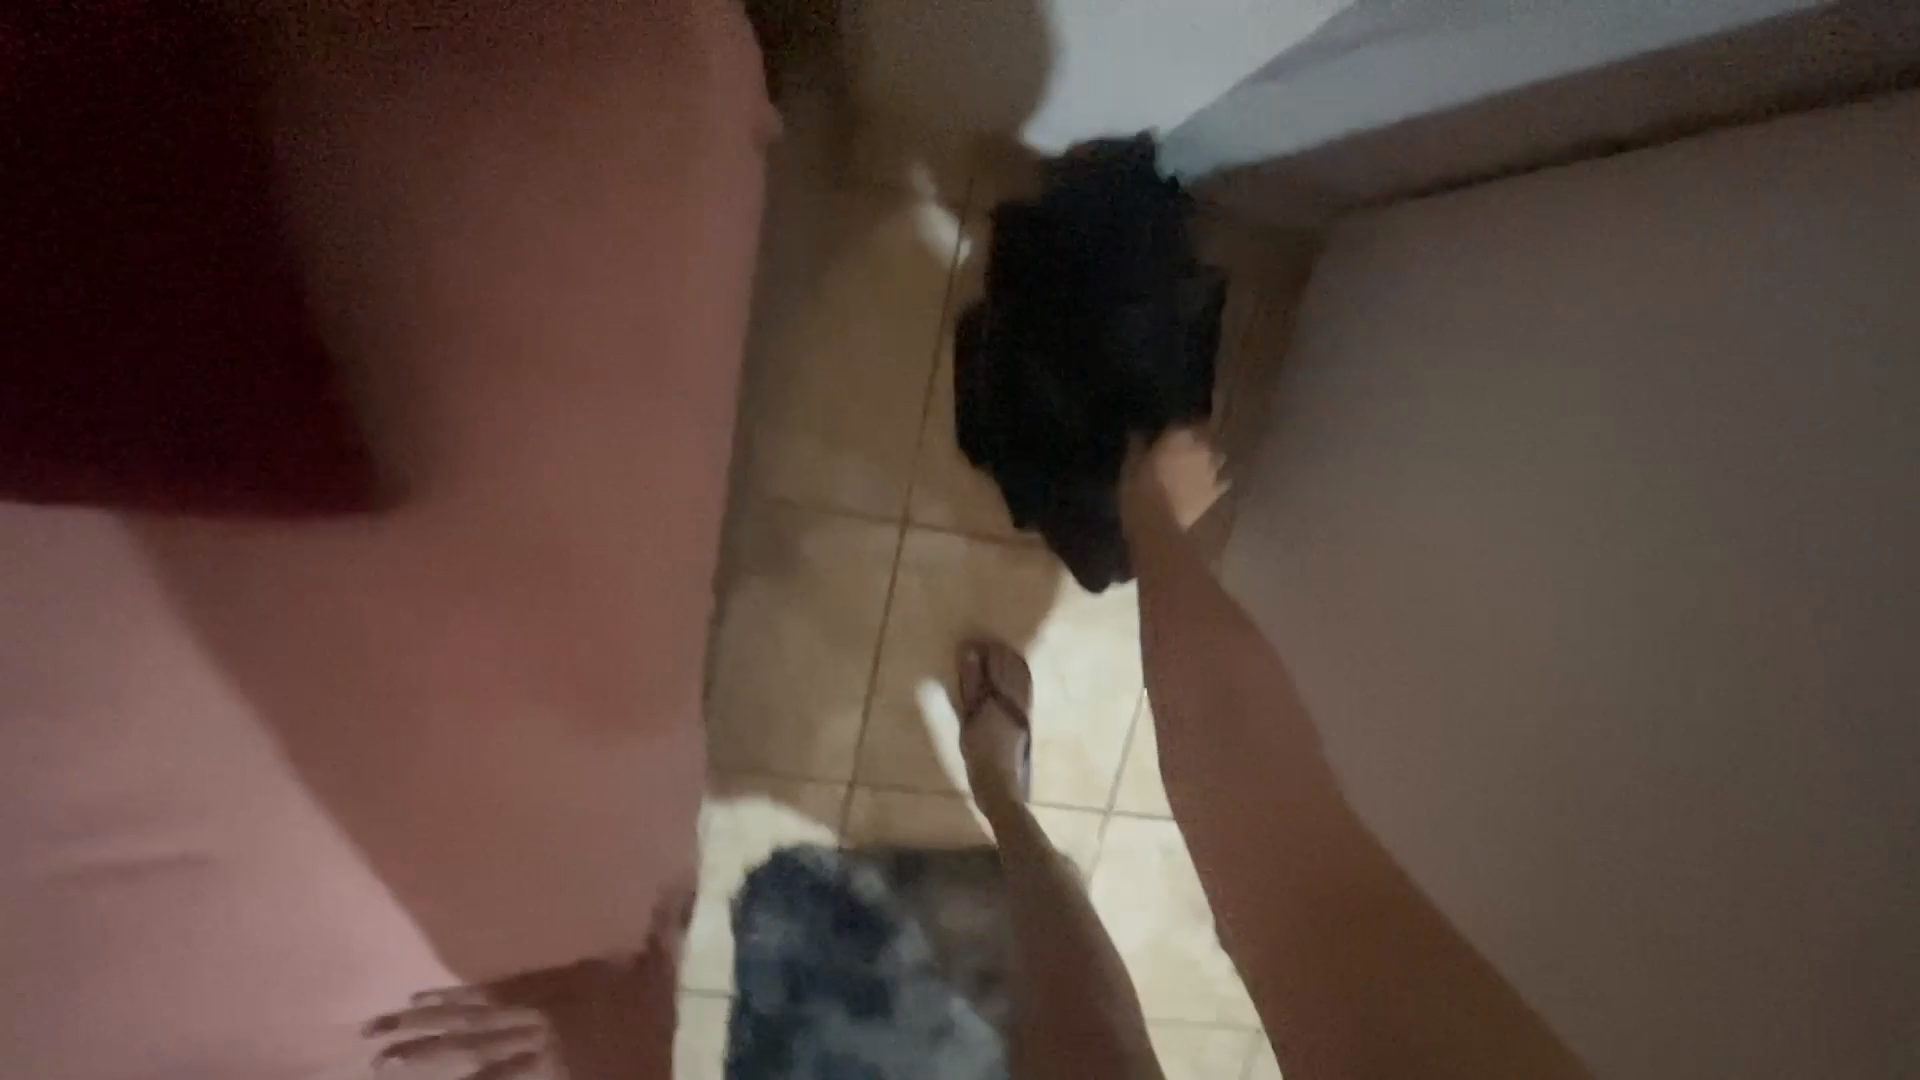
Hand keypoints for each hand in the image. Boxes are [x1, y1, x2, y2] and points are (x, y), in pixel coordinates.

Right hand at [1123, 427, 1227, 529]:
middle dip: (1202, 438)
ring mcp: (1211, 470)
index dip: (1184, 425)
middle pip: (1208, 436)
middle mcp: (1200, 448)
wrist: (1157, 525)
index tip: (1177, 430)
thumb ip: (1137, 446)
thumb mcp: (1130, 467)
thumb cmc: (1138, 492)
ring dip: (1213, 456)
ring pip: (1219, 456)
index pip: (1188, 422)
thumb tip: (1138, 431)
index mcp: (1178, 437)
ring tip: (1205, 462)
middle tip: (1192, 444)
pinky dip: (1220, 480)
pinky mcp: (1216, 491)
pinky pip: (1224, 481)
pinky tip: (1213, 483)